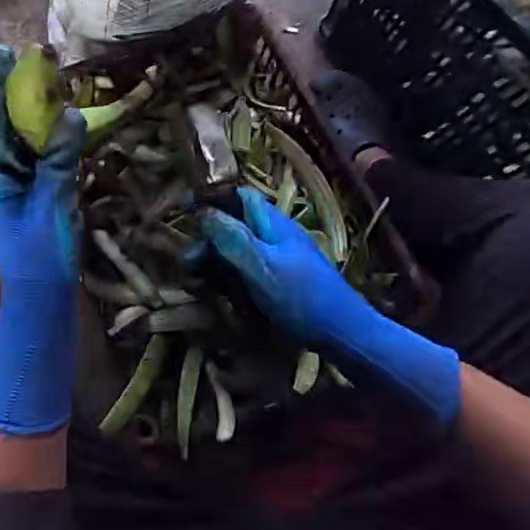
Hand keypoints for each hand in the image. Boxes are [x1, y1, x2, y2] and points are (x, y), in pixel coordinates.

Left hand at [0, 45, 86, 434]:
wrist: (45, 290)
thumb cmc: (42, 254)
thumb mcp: (51, 209)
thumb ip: (59, 163)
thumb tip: (72, 116)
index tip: (0, 52)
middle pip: (0, 117)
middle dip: (11, 85)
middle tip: (31, 53)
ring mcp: (17, 174)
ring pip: (19, 129)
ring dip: (31, 100)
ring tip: (47, 70)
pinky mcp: (36, 180)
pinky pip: (39, 145)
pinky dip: (49, 124)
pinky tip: (63, 108)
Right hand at [199, 187, 460, 423]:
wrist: (343, 333)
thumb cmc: (301, 297)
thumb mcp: (261, 265)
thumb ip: (231, 237)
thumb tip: (202, 210)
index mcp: (272, 222)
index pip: (239, 196)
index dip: (212, 199)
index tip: (185, 211)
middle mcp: (274, 234)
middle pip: (234, 225)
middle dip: (208, 240)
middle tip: (189, 263)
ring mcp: (279, 258)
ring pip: (238, 249)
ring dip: (216, 261)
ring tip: (198, 282)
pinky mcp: (280, 281)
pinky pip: (248, 270)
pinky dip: (230, 277)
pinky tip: (220, 295)